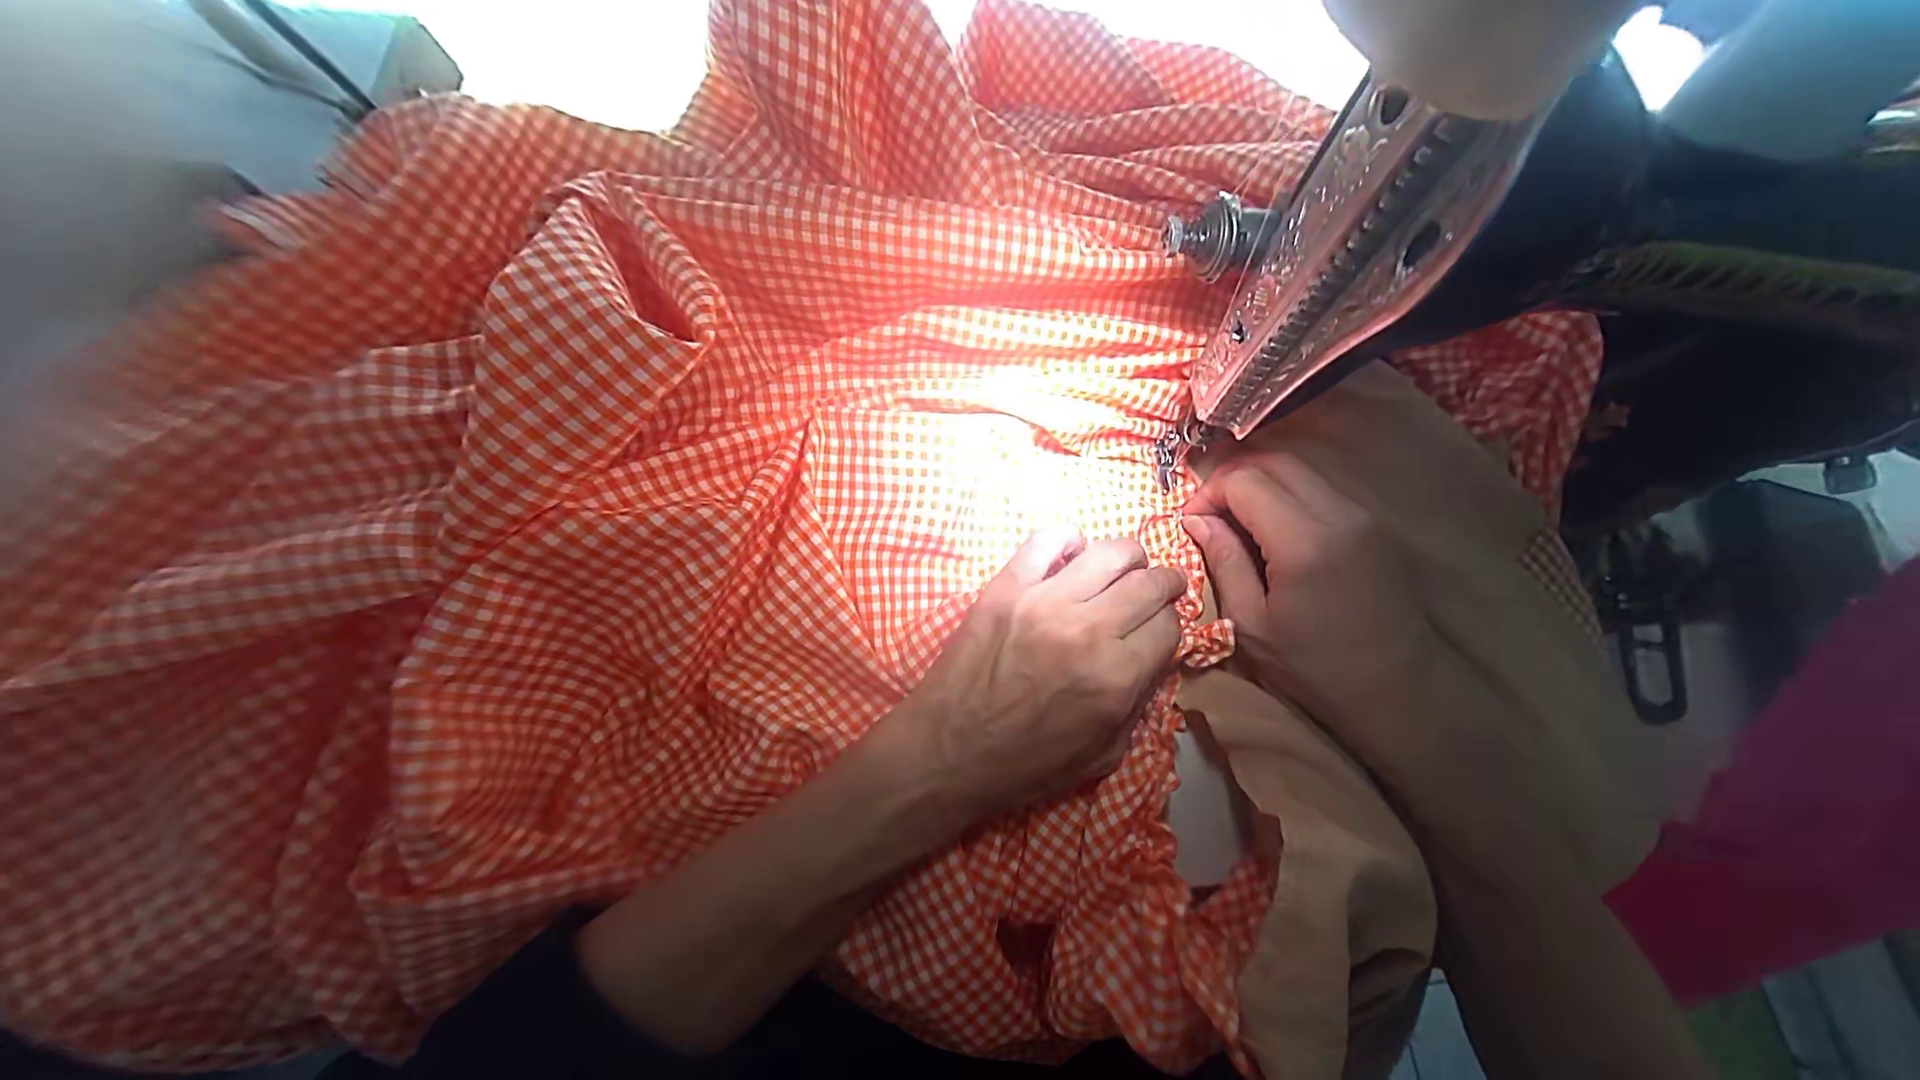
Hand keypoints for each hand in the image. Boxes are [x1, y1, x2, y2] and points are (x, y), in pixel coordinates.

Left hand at [901, 527, 1186, 820]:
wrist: (949, 750)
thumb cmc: (1027, 763)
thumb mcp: (1102, 753)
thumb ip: (1137, 703)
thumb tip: (1153, 658)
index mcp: (1116, 676)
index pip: (1169, 625)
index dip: (1171, 625)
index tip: (1160, 628)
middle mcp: (1088, 631)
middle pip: (1149, 583)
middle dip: (1165, 583)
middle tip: (1160, 587)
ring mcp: (1043, 602)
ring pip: (1109, 552)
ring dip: (1129, 557)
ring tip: (1124, 567)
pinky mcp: (1005, 588)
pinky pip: (1046, 540)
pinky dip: (1067, 539)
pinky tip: (1071, 555)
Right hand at [1182, 452, 1433, 720]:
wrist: (1398, 689)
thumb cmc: (1314, 667)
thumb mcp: (1250, 622)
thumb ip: (1223, 561)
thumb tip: (1196, 520)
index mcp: (1303, 542)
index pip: (1245, 480)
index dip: (1208, 492)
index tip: (1190, 522)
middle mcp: (1337, 514)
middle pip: (1273, 461)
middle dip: (1231, 479)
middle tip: (1208, 515)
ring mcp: (1361, 515)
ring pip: (1298, 469)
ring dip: (1259, 484)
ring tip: (1235, 522)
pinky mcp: (1371, 524)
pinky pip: (1318, 488)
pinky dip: (1284, 494)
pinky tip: (1270, 531)